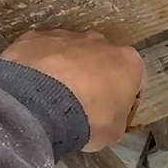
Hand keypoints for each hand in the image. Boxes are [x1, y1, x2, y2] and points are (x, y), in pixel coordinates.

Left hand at [0, 30, 145, 151]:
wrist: (41, 106)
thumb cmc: (87, 118)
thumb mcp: (114, 131)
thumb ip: (116, 118)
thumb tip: (108, 118)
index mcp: (128, 62)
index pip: (134, 77)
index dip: (124, 95)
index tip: (113, 109)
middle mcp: (100, 42)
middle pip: (101, 59)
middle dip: (93, 77)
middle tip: (81, 103)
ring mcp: (67, 36)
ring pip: (70, 51)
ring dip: (65, 70)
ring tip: (52, 97)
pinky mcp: (36, 37)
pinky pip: (41, 51)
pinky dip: (38, 65)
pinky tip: (32, 87)